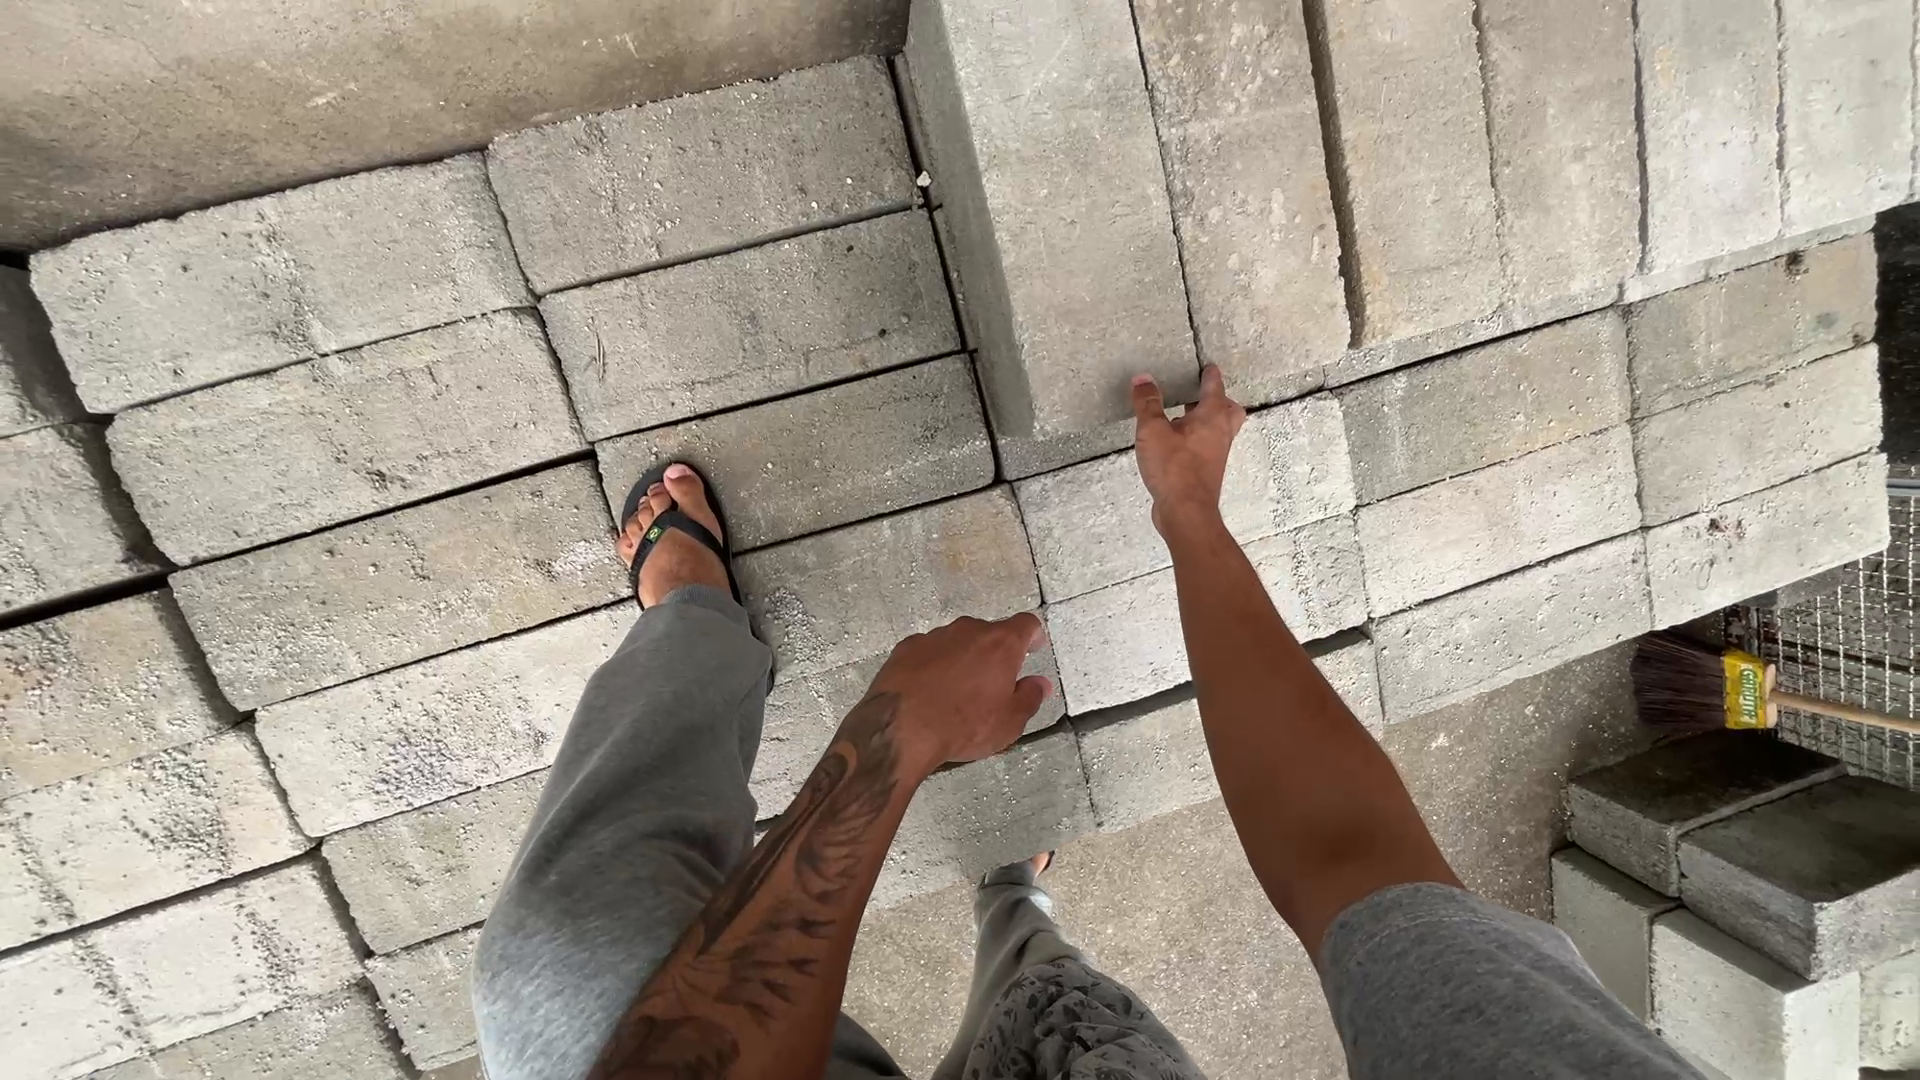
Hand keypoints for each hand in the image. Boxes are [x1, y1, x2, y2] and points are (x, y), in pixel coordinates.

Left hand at [860, 613, 1053, 771]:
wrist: (901, 728)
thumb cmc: (962, 725)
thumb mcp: (1009, 722)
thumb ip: (1029, 698)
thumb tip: (1039, 684)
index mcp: (1000, 644)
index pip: (1026, 625)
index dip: (1032, 636)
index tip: (1033, 647)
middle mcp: (968, 631)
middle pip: (989, 632)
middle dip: (995, 653)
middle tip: (994, 682)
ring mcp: (934, 636)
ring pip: (957, 641)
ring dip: (962, 658)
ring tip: (958, 692)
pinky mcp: (906, 647)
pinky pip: (929, 651)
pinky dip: (933, 665)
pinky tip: (929, 690)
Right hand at [1131, 364, 1246, 536]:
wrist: (1185, 511)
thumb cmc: (1173, 469)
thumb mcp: (1152, 431)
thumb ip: (1147, 403)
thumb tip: (1143, 379)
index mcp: (1212, 417)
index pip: (1214, 388)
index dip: (1210, 375)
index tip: (1209, 367)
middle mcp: (1220, 434)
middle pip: (1228, 410)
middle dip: (1218, 400)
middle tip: (1203, 395)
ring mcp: (1215, 455)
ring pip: (1219, 430)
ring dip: (1208, 421)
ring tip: (1187, 418)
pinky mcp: (1206, 472)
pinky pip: (1208, 448)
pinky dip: (1198, 440)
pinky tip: (1179, 445)